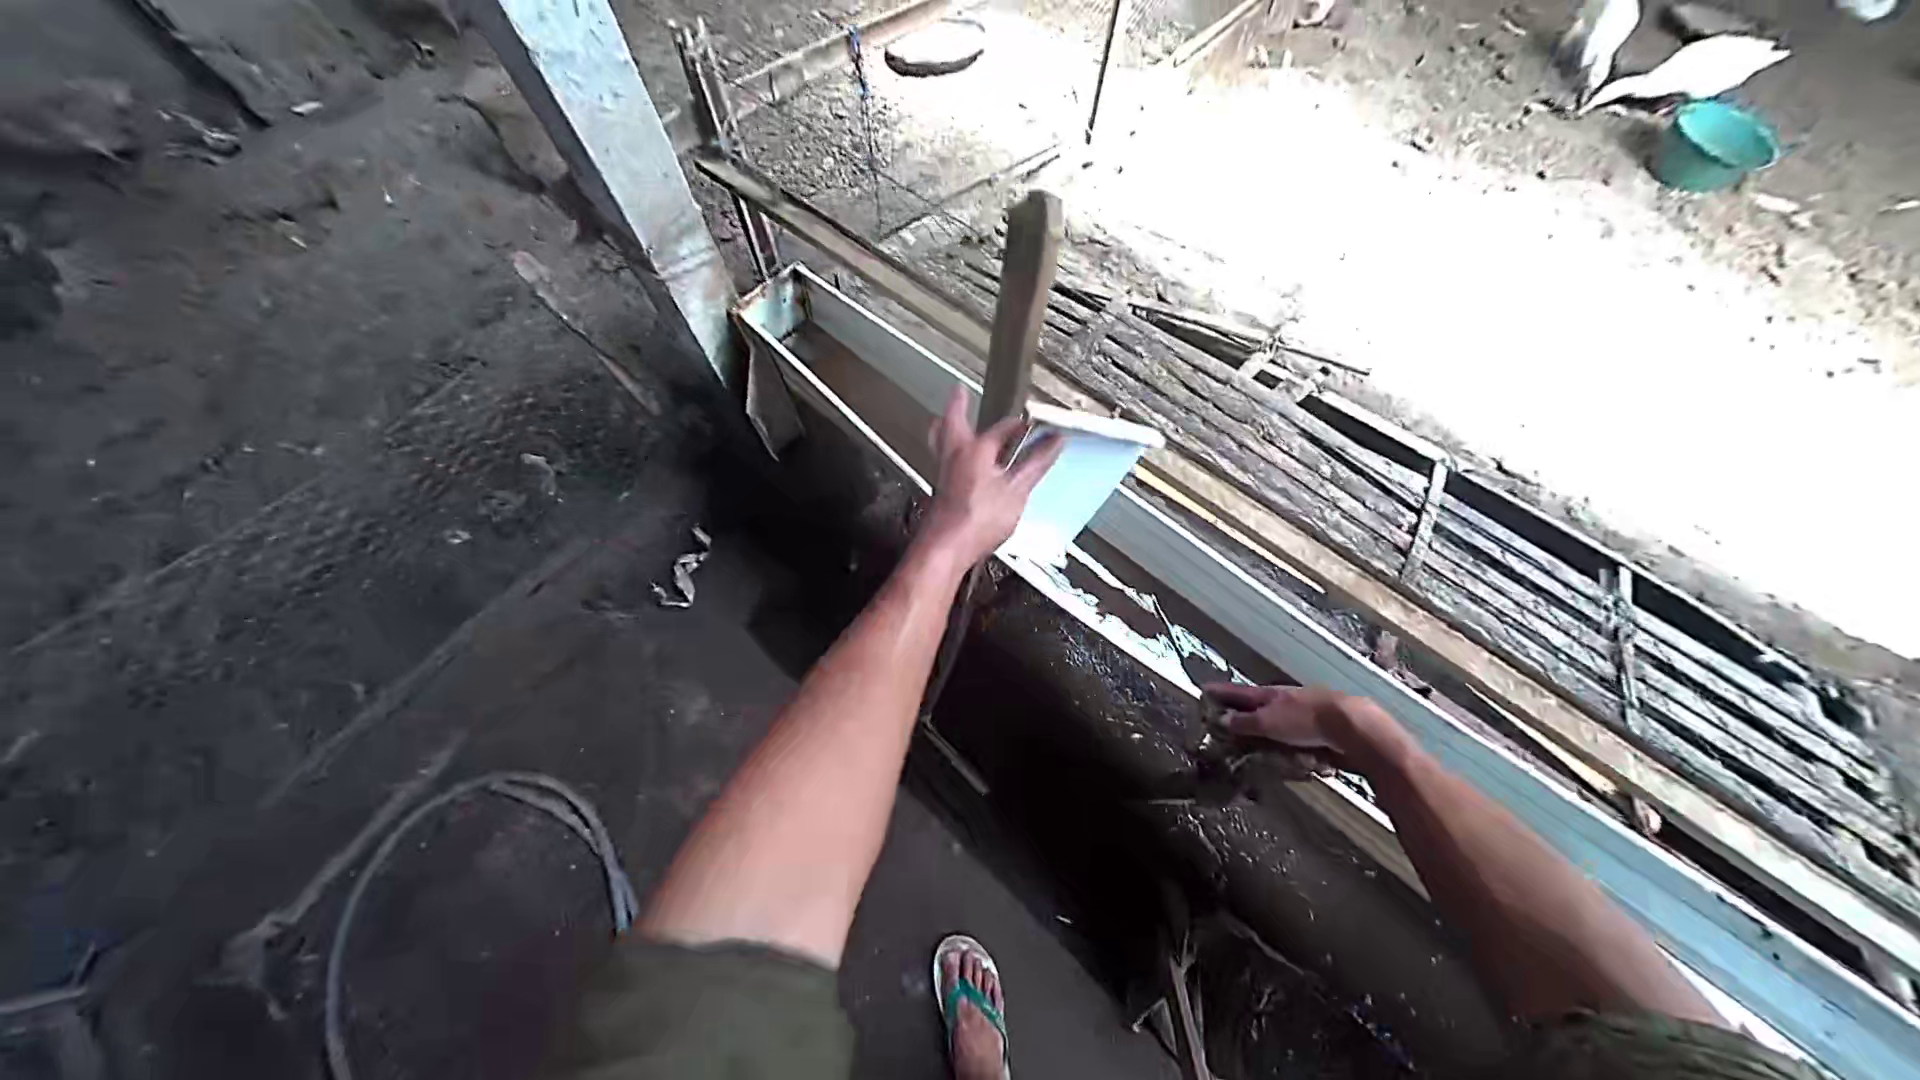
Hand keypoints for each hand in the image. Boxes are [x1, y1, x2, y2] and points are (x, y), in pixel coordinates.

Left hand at [915, 387, 1062, 569]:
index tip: (1030, 423)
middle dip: (957, 406)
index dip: (1017, 424)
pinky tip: (958, 467)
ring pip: (941, 443)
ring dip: (947, 429)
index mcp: (973, 450)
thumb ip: (1035, 463)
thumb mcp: (1016, 490)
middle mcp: (953, 458)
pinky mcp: (941, 494)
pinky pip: (944, 466)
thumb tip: (1053, 442)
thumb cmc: (974, 520)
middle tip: (959, 393)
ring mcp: (944, 476)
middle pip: (951, 423)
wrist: (945, 548)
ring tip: (948, 422)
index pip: (1000, 428)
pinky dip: (951, 457)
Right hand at [1201, 682, 1411, 775]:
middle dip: (1244, 714)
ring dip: (1269, 732)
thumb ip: (1244, 722)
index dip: (1221, 692)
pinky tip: (1294, 757)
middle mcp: (1286, 700)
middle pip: (1259, 706)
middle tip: (1228, 725)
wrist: (1354, 728)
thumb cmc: (1305, 720)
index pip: (1238, 692)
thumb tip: (1221, 719)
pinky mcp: (1322, 731)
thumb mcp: (1268, 722)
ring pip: (1279, 722)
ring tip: (1259, 747)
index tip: (1204, 690)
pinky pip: (1299, 739)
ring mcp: (1305, 714)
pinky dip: (1292, 746)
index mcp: (1270, 694)